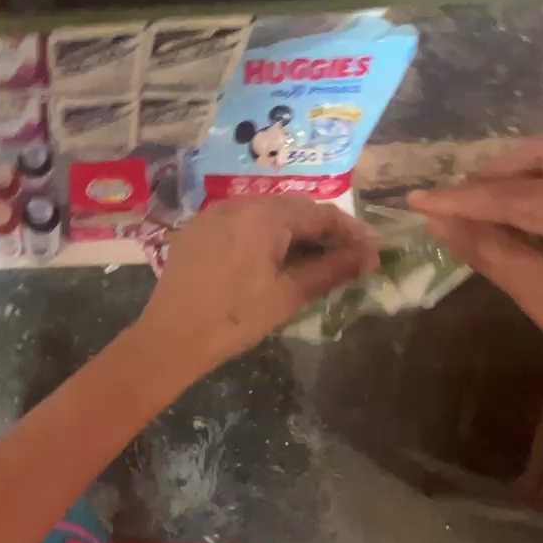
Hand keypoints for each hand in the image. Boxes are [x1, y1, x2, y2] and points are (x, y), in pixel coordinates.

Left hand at [137, 196, 376, 371]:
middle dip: (320, 230)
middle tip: (345, 255)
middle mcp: (235, 205)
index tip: (371, 250)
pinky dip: (260, 236)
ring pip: (262, 215)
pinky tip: (270, 259)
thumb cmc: (235, 318)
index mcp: (262, 215)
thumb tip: (369, 257)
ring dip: (290, 232)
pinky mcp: (193, 232)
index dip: (349, 231)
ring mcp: (209, 216)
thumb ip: (331, 269)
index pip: (319, 213)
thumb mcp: (288, 294)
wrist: (171, 337)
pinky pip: (236, 224)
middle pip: (290, 209)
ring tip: (312, 259)